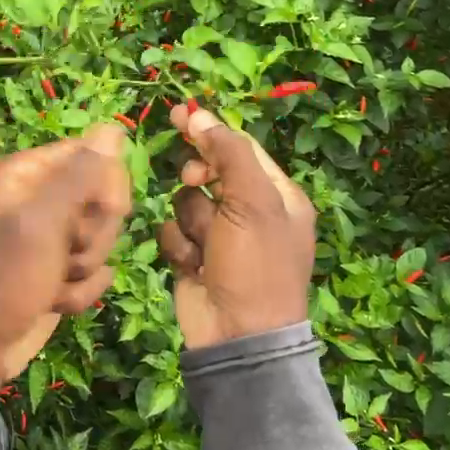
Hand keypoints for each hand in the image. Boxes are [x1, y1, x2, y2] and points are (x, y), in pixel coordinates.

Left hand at [0, 125, 131, 437]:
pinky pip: (94, 271)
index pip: (92, 155)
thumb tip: (112, 128)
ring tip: (52, 283)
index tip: (106, 212)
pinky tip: (52, 302)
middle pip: (102, 199)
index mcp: (23, 175)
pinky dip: (78, 292)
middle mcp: (34, 199)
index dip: (106, 187)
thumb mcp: (41, 223)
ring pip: (102, 238)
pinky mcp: (56, 270)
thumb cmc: (2, 281)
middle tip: (66, 254)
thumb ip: (80, 176)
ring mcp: (46, 237)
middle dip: (93, 235)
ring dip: (84, 268)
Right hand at [157, 104, 315, 349]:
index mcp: (276, 194)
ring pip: (184, 202)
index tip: (179, 115)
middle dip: (198, 181)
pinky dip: (179, 247)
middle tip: (194, 180)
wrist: (237, 334)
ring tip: (206, 249)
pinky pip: (173, 232)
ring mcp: (219, 236)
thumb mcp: (252, 201)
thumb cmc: (256, 265)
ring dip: (190, 223)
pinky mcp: (193, 256)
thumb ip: (228, 153)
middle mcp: (249, 211)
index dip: (210, 131)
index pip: (240, 148)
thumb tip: (201, 116)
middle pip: (209, 172)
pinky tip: (193, 267)